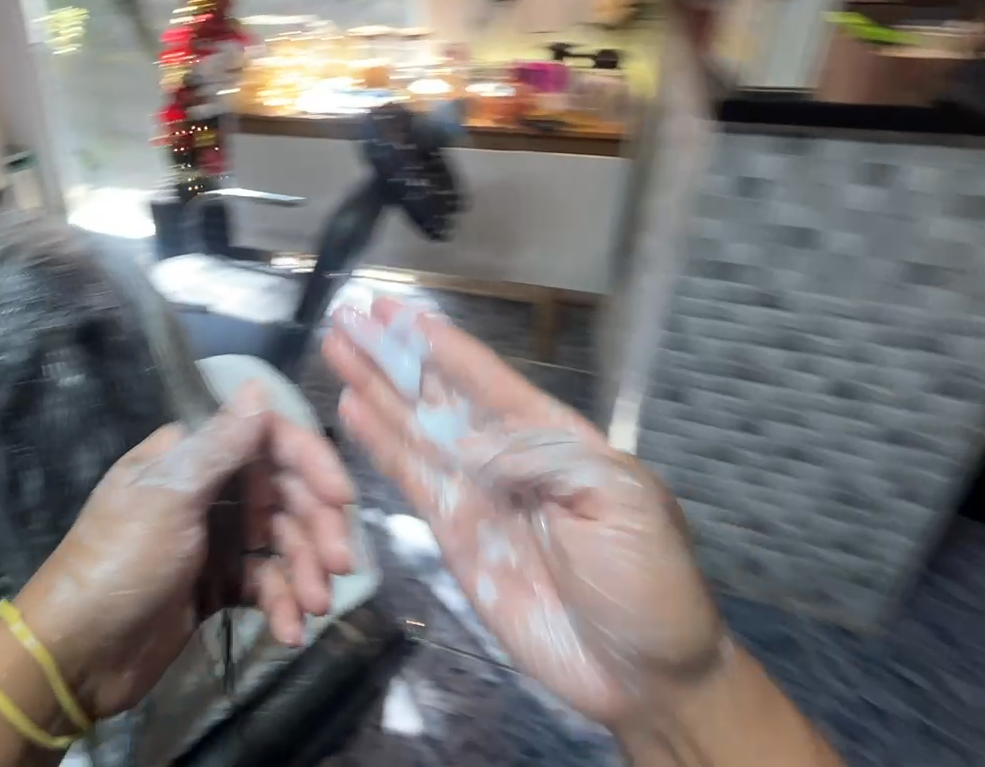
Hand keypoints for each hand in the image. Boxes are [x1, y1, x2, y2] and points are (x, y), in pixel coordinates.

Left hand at [14, 384, 356, 718]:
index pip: (265, 440)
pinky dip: (281, 603)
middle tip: (338, 565)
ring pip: (278, 543)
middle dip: (314, 527)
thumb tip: (259, 386)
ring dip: (303, 571)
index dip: (310, 463)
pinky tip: (288, 631)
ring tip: (315, 606)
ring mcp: (212, 539)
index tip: (340, 499)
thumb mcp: (170, 498)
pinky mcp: (215, 584)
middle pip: (281, 494)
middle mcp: (206, 489)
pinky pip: (263, 583)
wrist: (77, 652)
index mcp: (191, 456)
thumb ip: (220, 444)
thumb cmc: (120, 561)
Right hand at [323, 299, 724, 725]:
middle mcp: (501, 452)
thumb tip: (473, 437)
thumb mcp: (622, 503)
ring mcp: (470, 488)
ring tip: (337, 346)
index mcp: (549, 435)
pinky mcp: (448, 526)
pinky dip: (376, 440)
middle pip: (435, 393)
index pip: (483, 378)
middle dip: (391, 353)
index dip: (439, 343)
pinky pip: (405, 474)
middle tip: (349, 317)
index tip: (396, 311)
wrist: (638, 673)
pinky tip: (350, 408)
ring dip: (373, 385)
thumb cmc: (647, 582)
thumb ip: (546, 457)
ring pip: (410, 426)